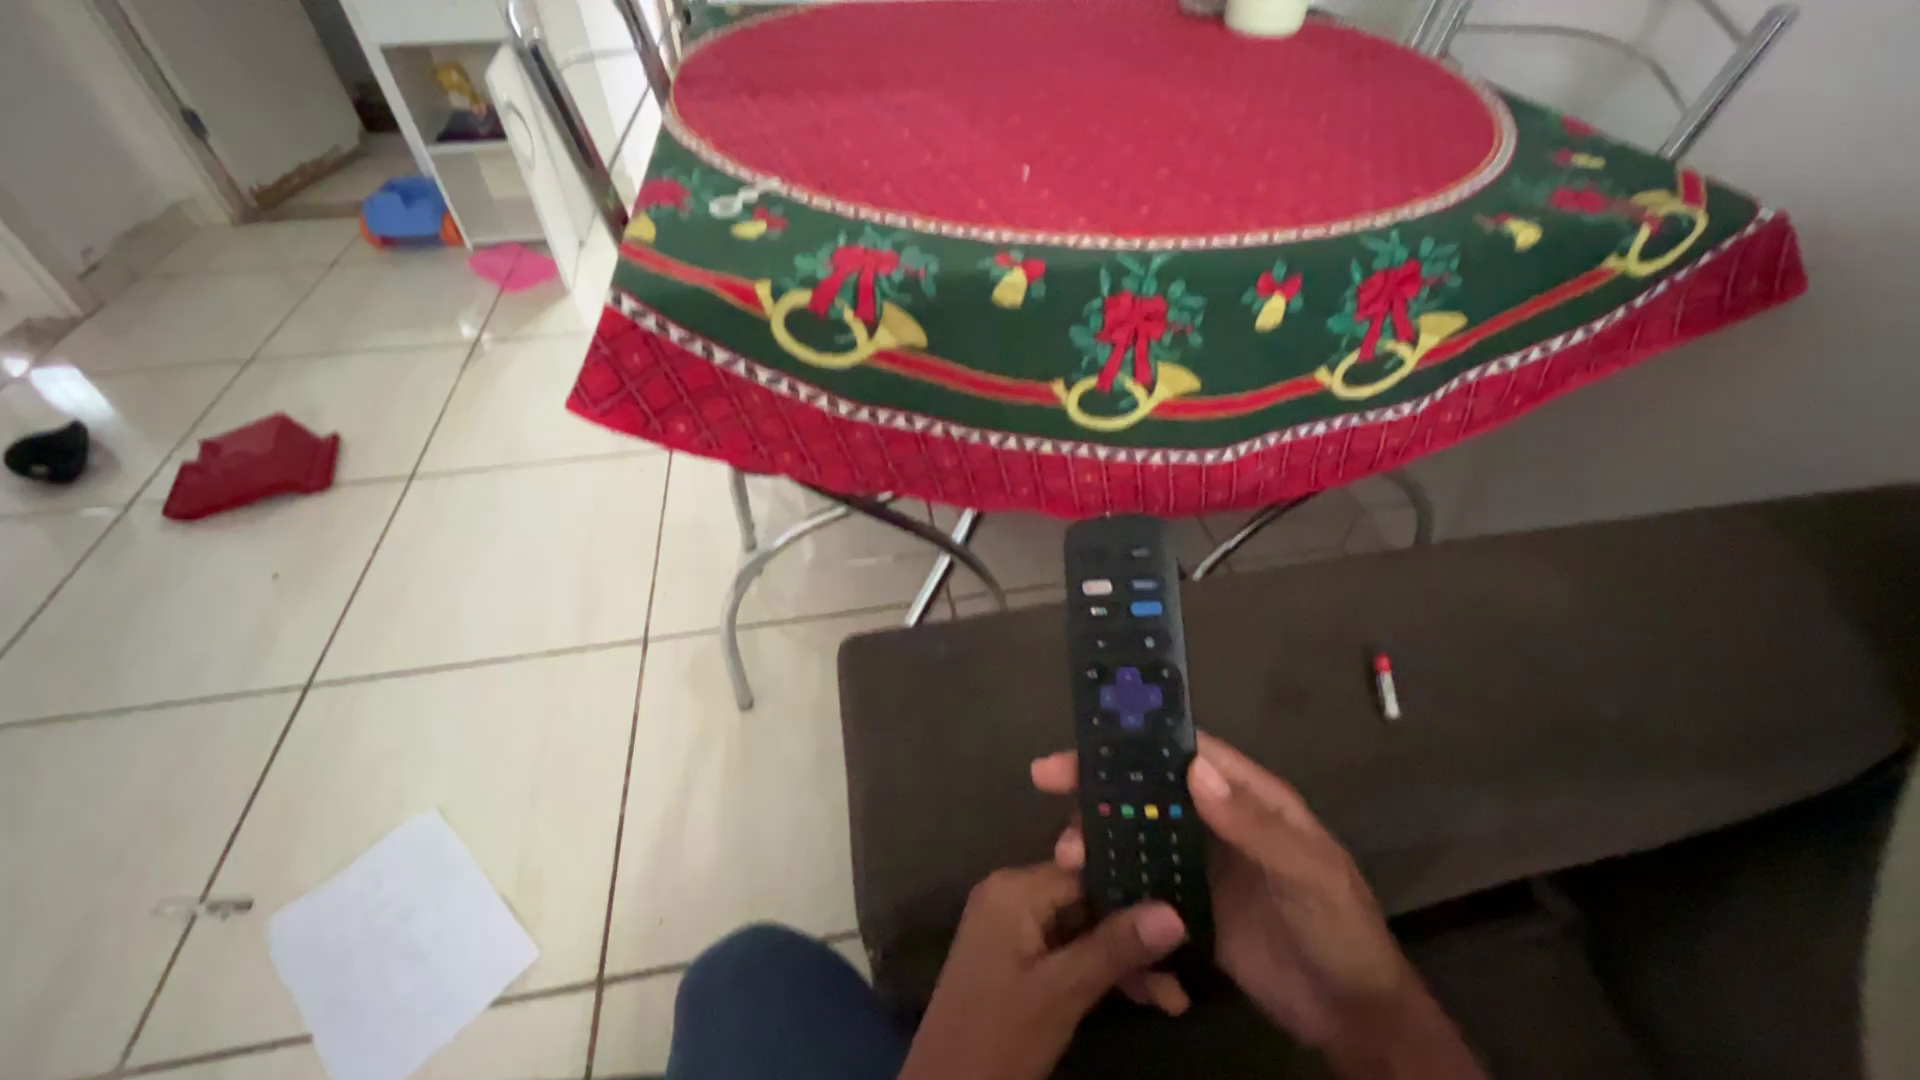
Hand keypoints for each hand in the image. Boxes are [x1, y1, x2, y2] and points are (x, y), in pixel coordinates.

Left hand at [897, 863, 1187, 1079]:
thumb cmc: (999, 1033)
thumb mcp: (1064, 991)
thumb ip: (1117, 947)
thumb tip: (1176, 911)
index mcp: (1015, 888)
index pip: (1087, 872)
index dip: (1135, 892)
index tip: (1184, 913)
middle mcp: (1010, 895)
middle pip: (1087, 902)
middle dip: (1135, 938)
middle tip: (1182, 973)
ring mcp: (1010, 928)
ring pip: (1082, 931)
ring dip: (1123, 962)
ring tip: (1173, 999)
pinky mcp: (1013, 959)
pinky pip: (1065, 950)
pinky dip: (1098, 972)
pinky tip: (1142, 997)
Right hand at [1033, 735, 1485, 1077]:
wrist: (1352, 1016)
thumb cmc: (1341, 930)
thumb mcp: (1307, 873)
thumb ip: (1255, 825)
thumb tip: (1194, 771)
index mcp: (1248, 798)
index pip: (1182, 754)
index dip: (1130, 745)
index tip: (1076, 752)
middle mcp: (1216, 823)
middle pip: (1147, 793)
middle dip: (1098, 795)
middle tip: (1052, 803)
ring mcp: (1200, 866)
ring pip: (1136, 839)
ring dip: (1100, 846)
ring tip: (1071, 865)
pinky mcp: (1188, 908)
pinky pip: (1142, 887)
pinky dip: (1115, 890)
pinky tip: (1090, 904)